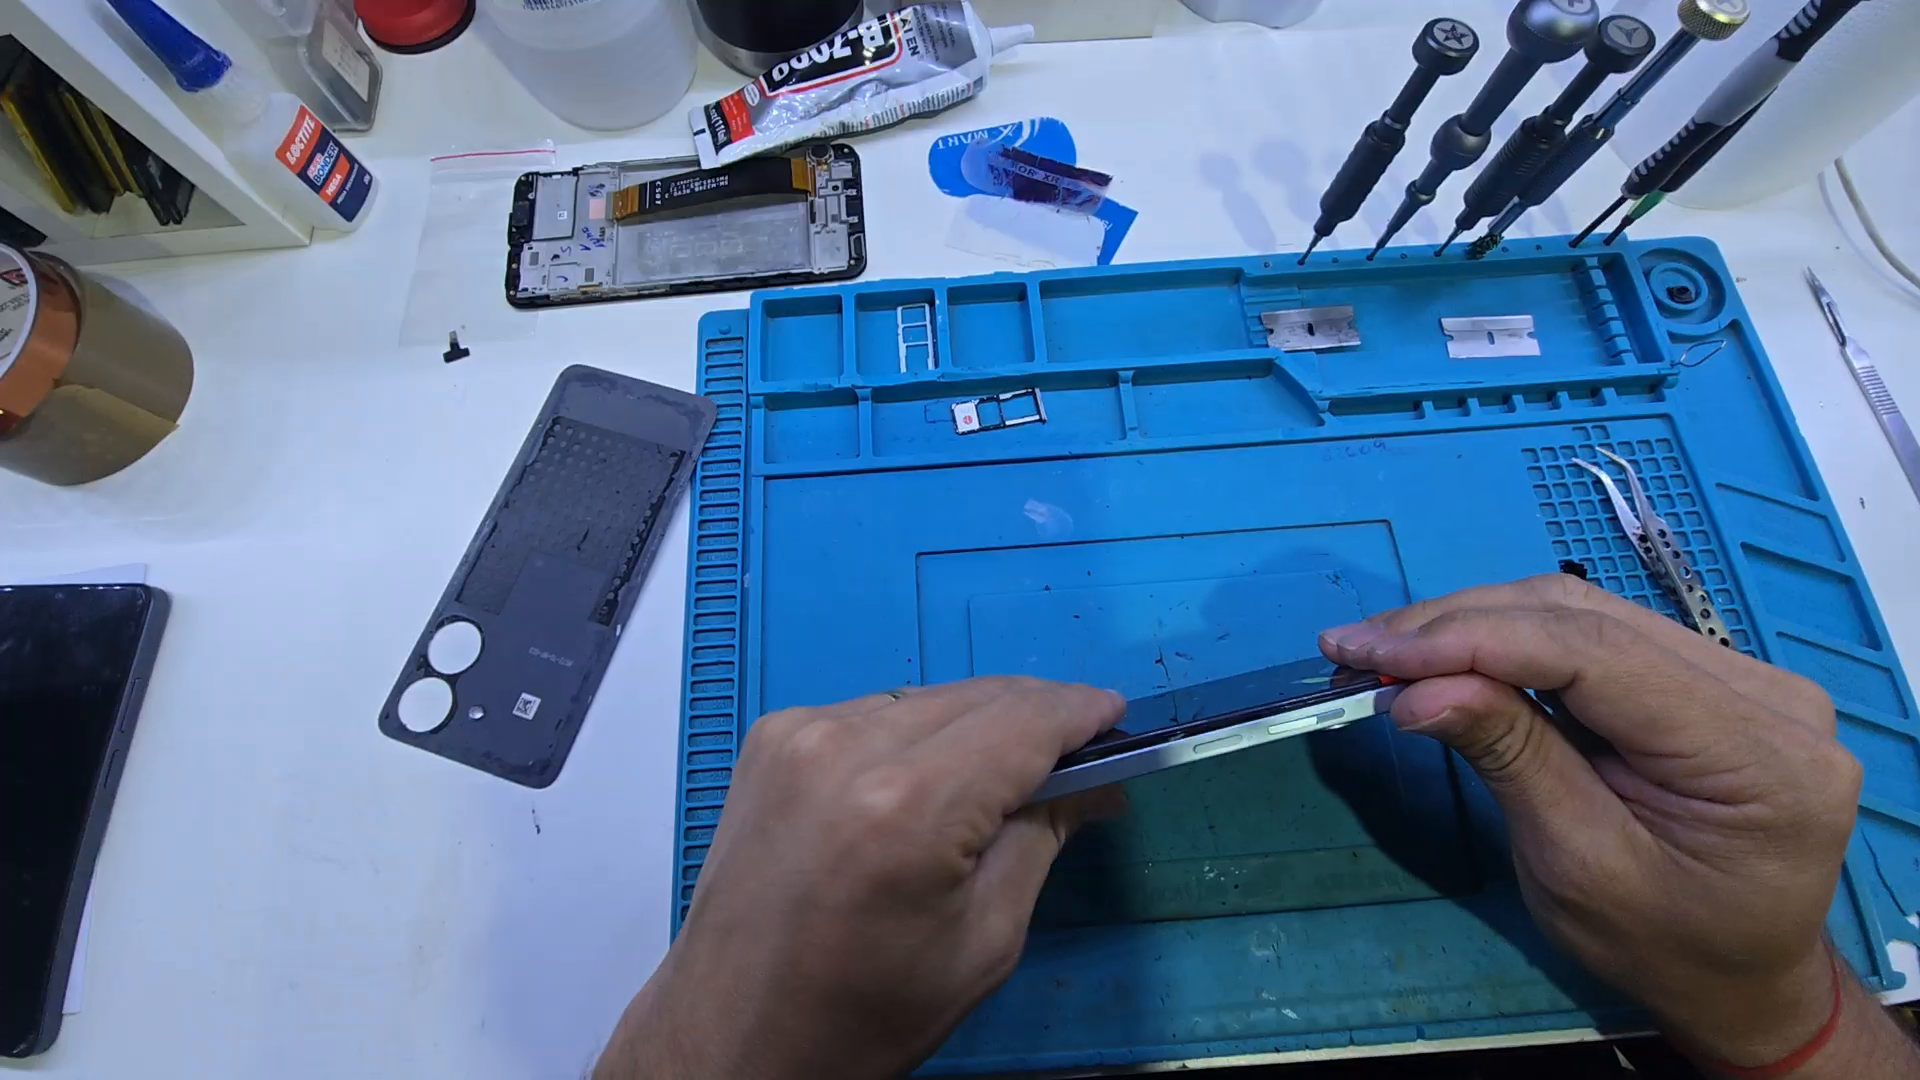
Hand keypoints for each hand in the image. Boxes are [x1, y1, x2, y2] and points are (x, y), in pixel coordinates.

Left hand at [595, 678, 1125, 1079]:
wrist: (731, 1031)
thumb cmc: (867, 1011)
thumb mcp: (985, 939)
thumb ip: (1045, 835)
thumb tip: (1098, 778)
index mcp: (907, 807)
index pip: (1021, 724)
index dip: (1078, 712)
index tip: (1115, 715)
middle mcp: (847, 745)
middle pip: (977, 697)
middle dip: (1037, 713)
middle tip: (1078, 744)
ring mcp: (802, 729)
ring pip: (928, 696)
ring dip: (979, 719)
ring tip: (1005, 762)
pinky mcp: (776, 732)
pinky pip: (878, 709)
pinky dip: (919, 729)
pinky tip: (929, 770)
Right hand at [1320, 574, 1861, 1068]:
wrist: (1727, 971)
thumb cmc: (1659, 940)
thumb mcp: (1574, 861)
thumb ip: (1508, 758)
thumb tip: (1413, 692)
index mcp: (1755, 751)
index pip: (1590, 653)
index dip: (1467, 642)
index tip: (1367, 652)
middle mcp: (1754, 688)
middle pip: (1570, 614)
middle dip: (1446, 626)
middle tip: (1351, 648)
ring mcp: (1721, 670)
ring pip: (1559, 607)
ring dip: (1455, 623)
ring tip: (1375, 649)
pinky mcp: (1678, 670)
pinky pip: (1565, 628)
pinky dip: (1483, 636)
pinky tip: (1428, 653)